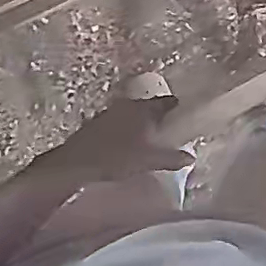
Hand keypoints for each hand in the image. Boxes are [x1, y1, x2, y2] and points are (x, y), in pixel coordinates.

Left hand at [31, 97, 194, 183]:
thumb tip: (191, 158)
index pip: (165, 102)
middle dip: (158, 114)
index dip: (176, 106)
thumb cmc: (116, 157)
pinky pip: (119, 122)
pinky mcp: (96, 124)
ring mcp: (110, 113)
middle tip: (169, 126)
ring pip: (132, 113)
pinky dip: (127, 128)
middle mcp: (127, 106)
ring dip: (141, 121)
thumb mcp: (149, 160)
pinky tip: (128, 142)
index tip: (184, 112)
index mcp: (143, 110)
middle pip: (148, 106)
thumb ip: (171, 158)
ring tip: (150, 135)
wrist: (75, 163)